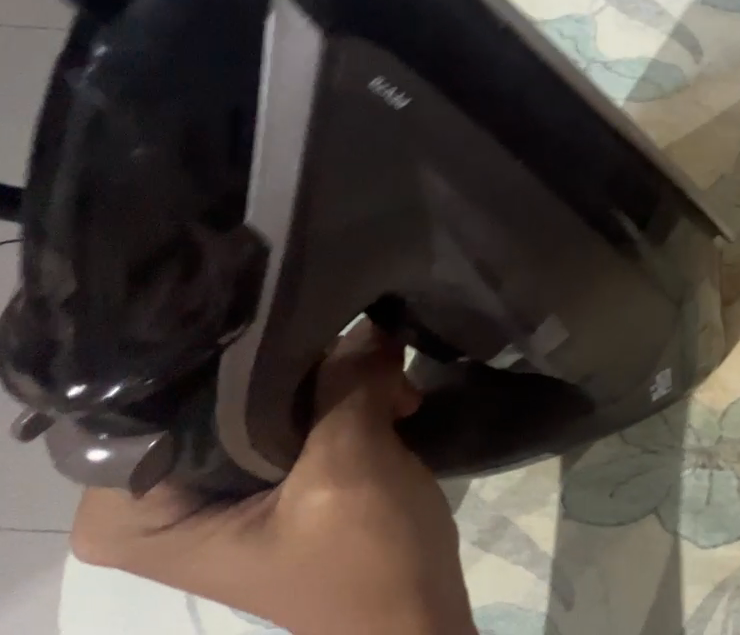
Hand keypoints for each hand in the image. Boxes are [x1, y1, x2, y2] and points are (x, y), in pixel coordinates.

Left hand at [71, 325, 475, 634]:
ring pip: (268, 397)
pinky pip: (297, 415)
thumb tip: (371, 321)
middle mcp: (160, 500)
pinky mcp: (269, 484)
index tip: (313, 328)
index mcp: (138, 516)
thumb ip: (349, 388)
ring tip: (394, 389)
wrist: (414, 616)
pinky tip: (393, 402)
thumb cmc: (366, 560)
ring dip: (340, 384)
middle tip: (376, 364)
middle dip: (307, 371)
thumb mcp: (354, 469)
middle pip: (220, 393)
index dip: (238, 360)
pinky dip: (348, 402)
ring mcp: (217, 491)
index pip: (162, 399)